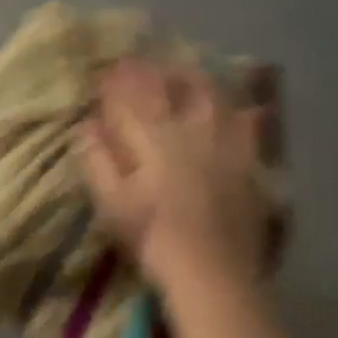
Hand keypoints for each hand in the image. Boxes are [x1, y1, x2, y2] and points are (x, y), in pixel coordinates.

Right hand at [77, 58, 267, 291]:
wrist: (212, 274)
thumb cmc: (151, 237)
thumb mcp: (109, 201)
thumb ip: (96, 158)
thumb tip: (86, 124)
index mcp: (152, 139)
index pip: (130, 98)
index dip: (116, 81)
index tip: (104, 70)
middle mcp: (190, 132)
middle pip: (172, 90)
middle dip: (154, 73)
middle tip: (141, 63)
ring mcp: (226, 146)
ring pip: (212, 99)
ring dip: (195, 81)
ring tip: (186, 71)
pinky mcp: (250, 166)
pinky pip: (250, 127)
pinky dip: (244, 111)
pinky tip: (243, 107)